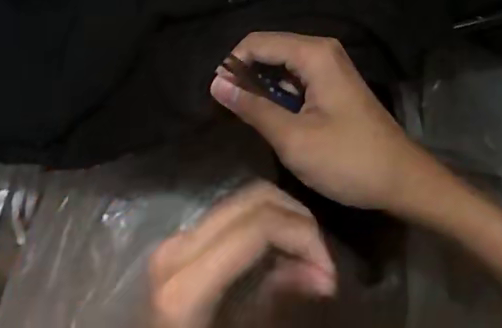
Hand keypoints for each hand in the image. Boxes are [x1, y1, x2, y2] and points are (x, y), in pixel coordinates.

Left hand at [142, 181, 336, 327]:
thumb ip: (278, 302)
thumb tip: (323, 275)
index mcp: (186, 285)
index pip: (263, 224)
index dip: (305, 237)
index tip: (329, 273)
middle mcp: (177, 249)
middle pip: (256, 199)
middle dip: (298, 220)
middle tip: (321, 258)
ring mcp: (172, 244)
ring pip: (245, 201)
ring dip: (283, 219)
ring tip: (305, 256)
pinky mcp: (175, 247)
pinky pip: (230, 217)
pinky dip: (262, 225)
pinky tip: (278, 256)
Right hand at [211, 32, 447, 213]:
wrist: (398, 177)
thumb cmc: (346, 159)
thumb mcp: (293, 138)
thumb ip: (254, 108)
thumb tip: (216, 83)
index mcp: (315, 53)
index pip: (259, 41)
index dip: (232, 64)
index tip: (215, 98)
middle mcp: (323, 50)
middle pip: (271, 49)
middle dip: (245, 74)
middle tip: (225, 112)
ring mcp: (331, 67)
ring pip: (282, 66)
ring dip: (261, 86)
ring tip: (242, 118)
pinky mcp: (333, 85)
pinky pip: (296, 79)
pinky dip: (279, 94)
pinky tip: (269, 120)